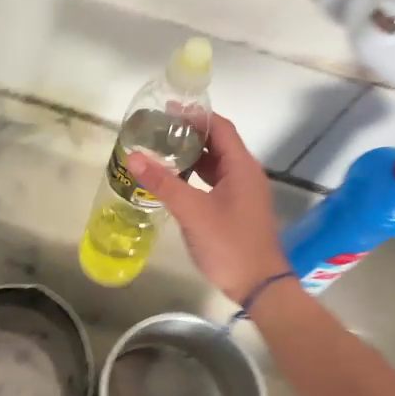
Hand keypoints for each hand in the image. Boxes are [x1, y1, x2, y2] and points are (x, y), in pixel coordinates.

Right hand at [126, 114, 292, 303]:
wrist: (260, 285)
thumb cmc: (229, 244)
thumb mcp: (192, 212)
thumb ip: (163, 182)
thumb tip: (134, 156)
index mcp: (241, 167)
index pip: (220, 127)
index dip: (195, 116)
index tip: (166, 110)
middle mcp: (246, 174)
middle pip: (219, 143)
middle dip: (189, 134)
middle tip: (157, 132)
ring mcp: (244, 193)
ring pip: (218, 164)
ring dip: (193, 156)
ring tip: (162, 152)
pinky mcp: (239, 209)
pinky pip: (217, 182)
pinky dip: (197, 175)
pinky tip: (176, 182)